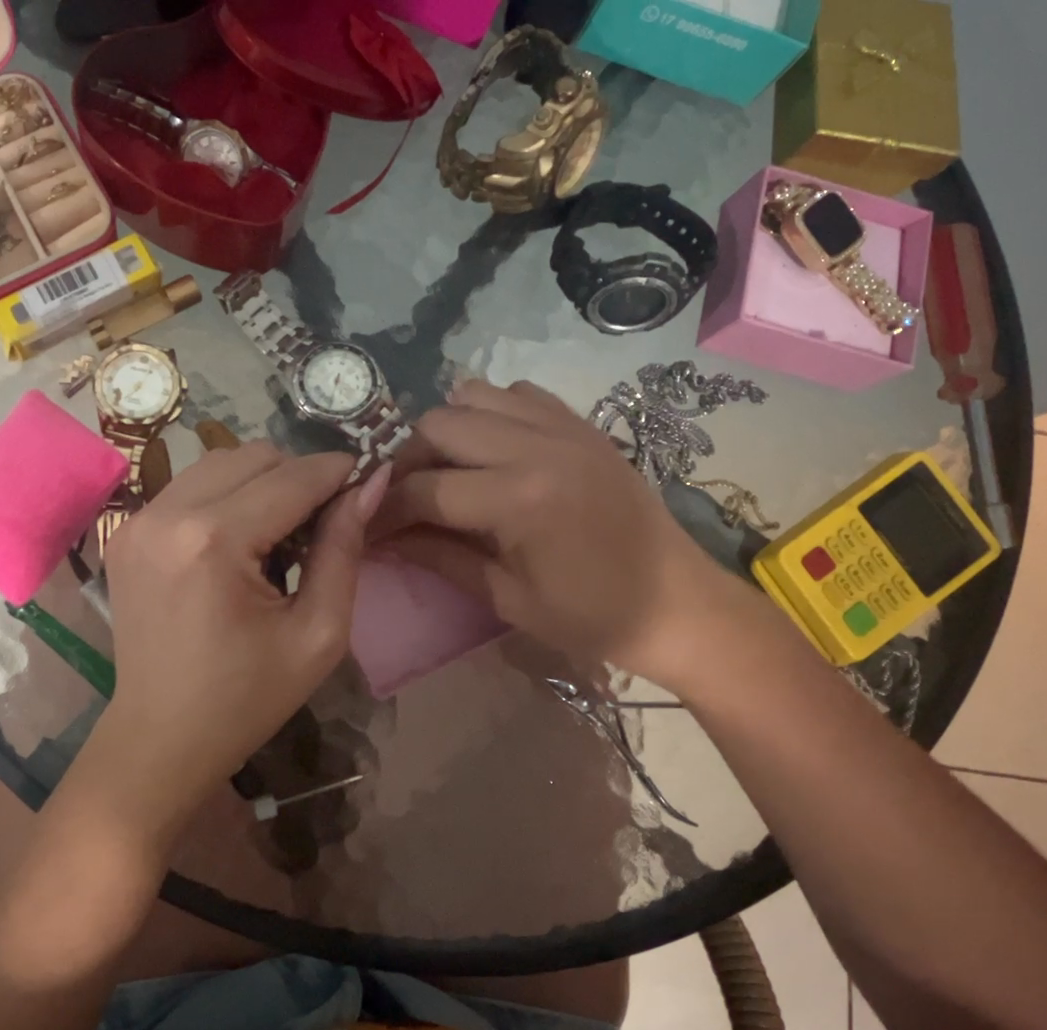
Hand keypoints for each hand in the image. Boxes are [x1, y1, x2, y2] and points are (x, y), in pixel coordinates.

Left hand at [92, 442, 387, 835]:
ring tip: (278, 536)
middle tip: (320, 524)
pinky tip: (238, 543)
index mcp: (214, 540)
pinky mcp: (126, 532)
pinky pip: (188, 488)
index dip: (338, 473)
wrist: (161, 736)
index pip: (293, 476)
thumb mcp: (317, 633)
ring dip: (259, 483)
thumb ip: (344, 549)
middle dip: (297, 477)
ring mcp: (137, 520)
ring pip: (217, 463)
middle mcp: (167, 514)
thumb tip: (369, 484)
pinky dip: (223, 498)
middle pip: (252, 456)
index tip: (368, 481)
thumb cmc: (247, 698)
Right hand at [374, 379, 728, 683]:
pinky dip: (491, 413)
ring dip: (446, 430)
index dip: (385, 509)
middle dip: (408, 461)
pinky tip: (491, 451)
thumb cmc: (592, 617)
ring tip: (445, 470)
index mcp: (519, 499)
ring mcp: (564, 428)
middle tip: (404, 498)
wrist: (679, 605)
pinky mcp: (583, 425)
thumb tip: (379, 539)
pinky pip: (519, 394)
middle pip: (439, 426)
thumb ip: (439, 557)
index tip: (367, 527)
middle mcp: (538, 447)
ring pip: (474, 396)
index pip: (424, 488)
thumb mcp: (506, 598)